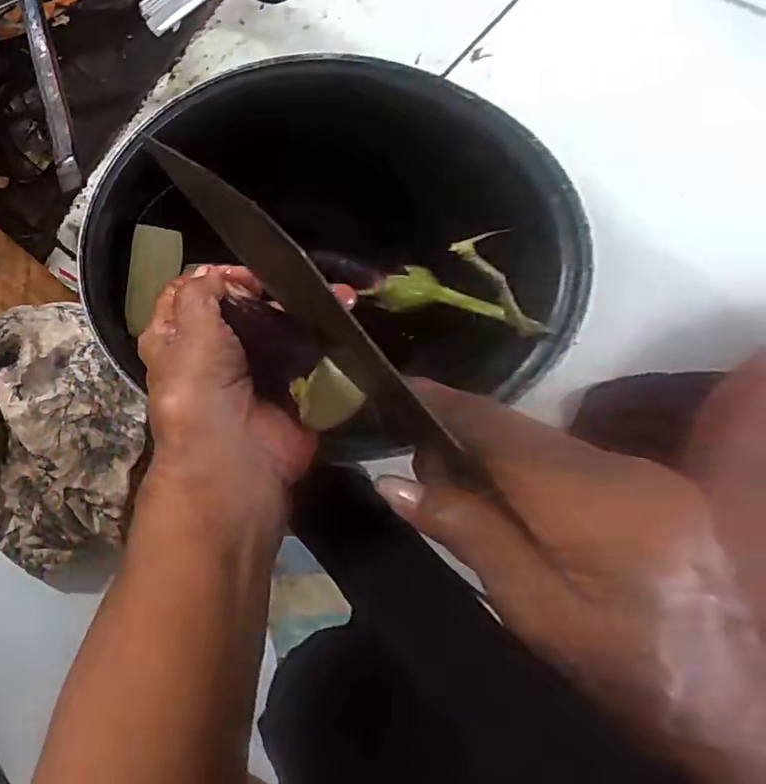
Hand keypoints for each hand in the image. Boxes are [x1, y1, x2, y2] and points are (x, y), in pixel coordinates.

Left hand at [136, 265, 319, 521]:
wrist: (236, 462)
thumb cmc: (199, 393)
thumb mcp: (189, 337)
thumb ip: (198, 299)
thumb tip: (211, 273)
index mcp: (171, 336)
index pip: (187, 292)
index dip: (214, 276)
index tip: (249, 272)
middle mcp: (207, 348)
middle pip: (235, 306)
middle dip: (265, 289)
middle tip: (298, 279)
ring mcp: (250, 367)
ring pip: (274, 326)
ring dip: (301, 308)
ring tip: (338, 293)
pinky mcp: (288, 386)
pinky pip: (306, 353)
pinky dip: (325, 335)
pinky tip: (346, 314)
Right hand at [377, 381, 765, 783]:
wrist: (748, 725)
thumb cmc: (630, 669)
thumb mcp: (534, 610)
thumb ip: (466, 534)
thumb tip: (392, 482)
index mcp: (595, 496)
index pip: (492, 423)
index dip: (434, 402)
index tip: (386, 391)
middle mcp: (634, 472)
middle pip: (516, 433)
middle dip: (459, 443)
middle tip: (424, 484)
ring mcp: (662, 483)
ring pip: (543, 448)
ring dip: (494, 462)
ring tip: (467, 505)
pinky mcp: (675, 500)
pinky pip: (575, 465)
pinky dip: (530, 476)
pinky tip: (519, 514)